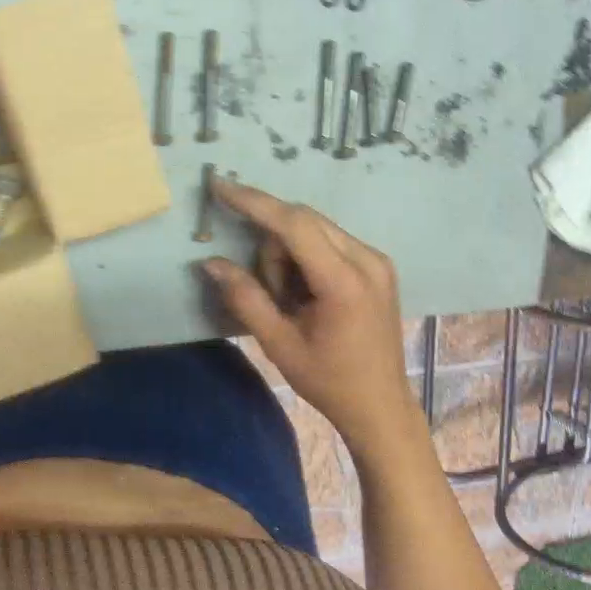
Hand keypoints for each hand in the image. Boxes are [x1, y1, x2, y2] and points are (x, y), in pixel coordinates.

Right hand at [202, 180, 416, 441]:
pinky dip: (306, 258)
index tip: (219, 185)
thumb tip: (210, 262)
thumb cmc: (328, 381)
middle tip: (270, 293)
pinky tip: (306, 295)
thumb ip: (245, 298)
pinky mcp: (378, 265)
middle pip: (303, 221)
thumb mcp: (279, 344)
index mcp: (344, 281)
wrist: (380, 405)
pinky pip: (329, 241)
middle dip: (271, 246)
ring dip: (288, 254)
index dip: (253, 201)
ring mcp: (377, 260)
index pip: (293, 223)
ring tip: (291, 302)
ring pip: (315, 229)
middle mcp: (367, 259)